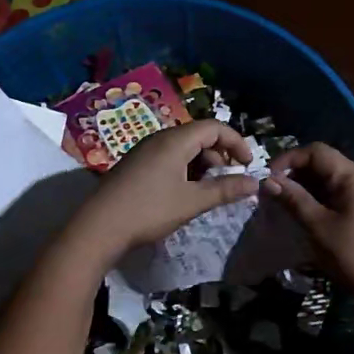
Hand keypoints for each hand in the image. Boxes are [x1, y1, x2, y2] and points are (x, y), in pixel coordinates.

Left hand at [66, 120, 259, 259]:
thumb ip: (225, 190)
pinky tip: (183, 192)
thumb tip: (254, 182)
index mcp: (175, 140)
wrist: (98, 227)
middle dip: (219, 154)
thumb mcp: (192, 201)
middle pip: (199, 135)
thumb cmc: (149, 210)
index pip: (214, 127)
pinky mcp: (135, 164)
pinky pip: (168, 157)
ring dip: (201, 164)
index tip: (248, 164)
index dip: (236, 142)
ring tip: (206, 190)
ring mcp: (144, 150)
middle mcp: (160, 138)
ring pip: (183, 147)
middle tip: (227, 180)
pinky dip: (184, 168)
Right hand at [262, 143, 353, 298]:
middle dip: (294, 172)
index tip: (269, 178)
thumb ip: (294, 199)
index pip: (316, 151)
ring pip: (327, 178)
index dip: (289, 159)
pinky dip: (316, 197)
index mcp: (352, 177)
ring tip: (282, 201)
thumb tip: (268, 180)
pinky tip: (302, 211)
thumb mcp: (319, 226)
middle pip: (322, 162)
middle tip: (272, 191)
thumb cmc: (353, 255)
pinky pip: (335, 192)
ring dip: (303, 185)